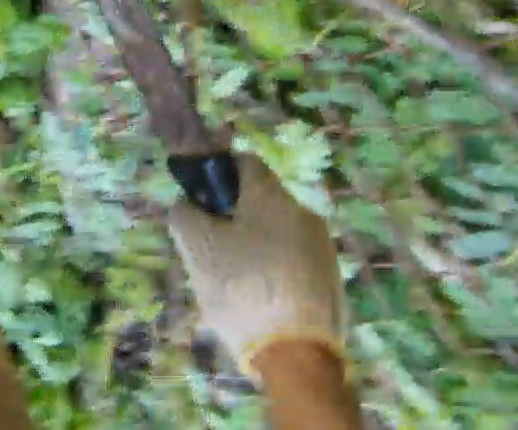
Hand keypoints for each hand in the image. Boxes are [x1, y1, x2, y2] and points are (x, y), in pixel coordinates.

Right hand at [167, 153, 345, 377]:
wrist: (297, 357)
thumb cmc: (242, 287)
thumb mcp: (195, 245)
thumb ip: (184, 212)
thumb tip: (187, 204)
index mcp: (271, 195)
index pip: (243, 161)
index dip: (218, 172)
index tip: (201, 198)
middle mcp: (303, 212)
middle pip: (261, 199)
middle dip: (234, 214)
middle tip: (212, 244)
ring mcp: (323, 248)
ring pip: (278, 231)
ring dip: (255, 243)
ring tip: (234, 277)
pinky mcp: (333, 281)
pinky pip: (295, 261)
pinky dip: (275, 269)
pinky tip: (259, 298)